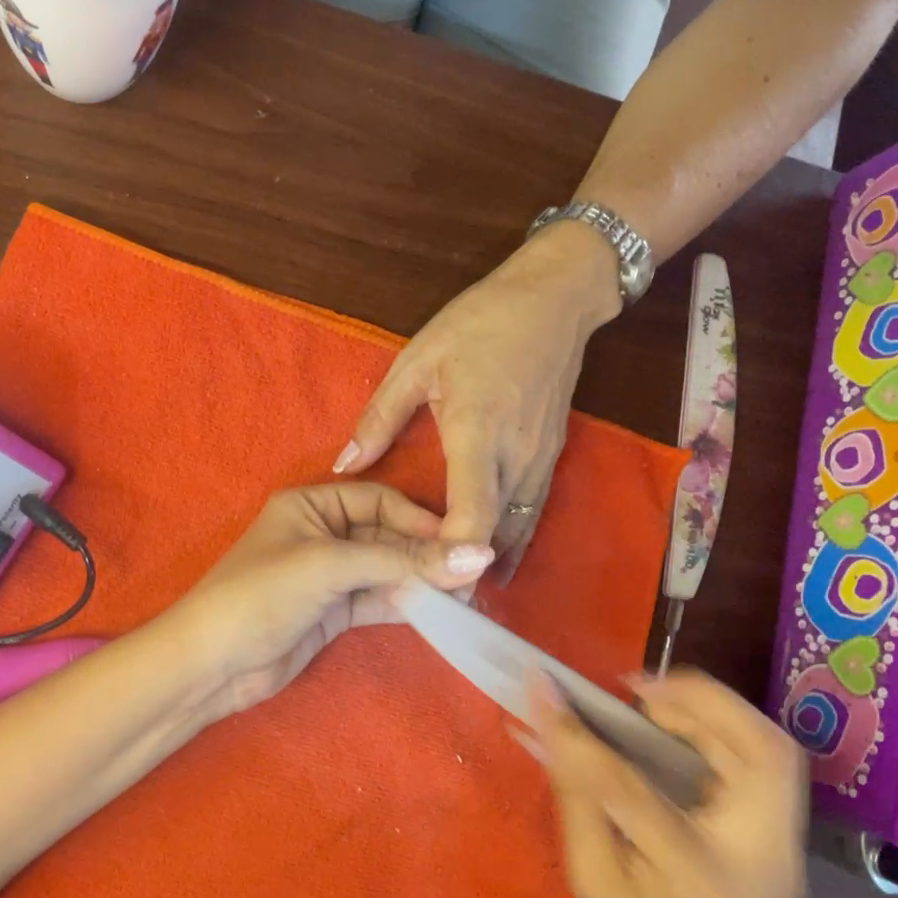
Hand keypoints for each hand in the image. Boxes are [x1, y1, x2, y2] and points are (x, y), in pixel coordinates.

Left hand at [162, 483, 493, 718]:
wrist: (212, 663)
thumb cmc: (261, 594)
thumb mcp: (328, 566)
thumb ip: (401, 561)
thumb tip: (479, 554)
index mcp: (310, 505)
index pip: (378, 500)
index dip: (419, 518)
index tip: (464, 542)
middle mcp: (322, 534)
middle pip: (387, 536)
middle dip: (427, 553)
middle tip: (477, 575)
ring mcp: (328, 576)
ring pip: (387, 571)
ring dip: (424, 582)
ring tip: (469, 596)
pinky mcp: (333, 613)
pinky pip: (379, 600)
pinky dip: (408, 604)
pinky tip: (442, 612)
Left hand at [338, 221, 621, 577]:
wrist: (554, 299)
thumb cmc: (477, 325)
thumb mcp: (415, 364)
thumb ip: (379, 419)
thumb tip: (344, 464)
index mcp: (477, 432)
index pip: (470, 513)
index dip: (449, 555)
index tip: (419, 581)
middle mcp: (515, 456)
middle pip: (495, 534)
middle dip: (461, 571)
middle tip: (422, 598)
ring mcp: (541, 459)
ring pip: (516, 530)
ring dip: (485, 560)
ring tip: (448, 590)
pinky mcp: (552, 458)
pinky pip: (530, 513)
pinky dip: (509, 539)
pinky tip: (485, 560)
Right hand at [532, 670, 807, 897]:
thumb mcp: (593, 879)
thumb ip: (574, 798)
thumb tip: (543, 716)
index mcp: (695, 881)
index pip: (632, 791)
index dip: (581, 735)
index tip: (542, 686)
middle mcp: (761, 856)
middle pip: (760, 755)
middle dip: (701, 700)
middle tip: (636, 685)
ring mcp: (788, 844)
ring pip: (772, 749)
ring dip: (712, 709)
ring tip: (652, 700)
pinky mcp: (790, 831)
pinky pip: (766, 759)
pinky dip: (722, 728)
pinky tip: (678, 726)